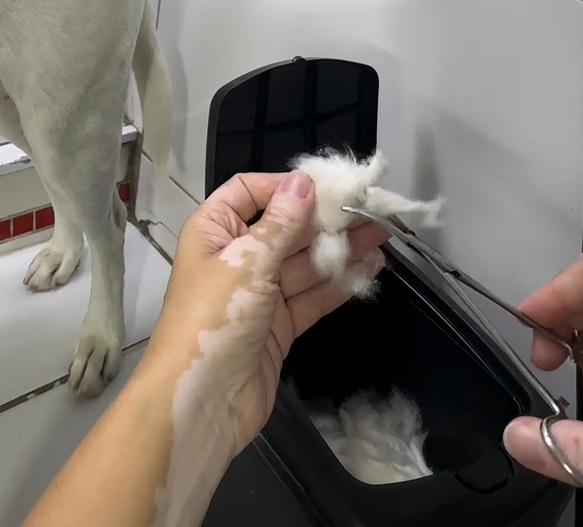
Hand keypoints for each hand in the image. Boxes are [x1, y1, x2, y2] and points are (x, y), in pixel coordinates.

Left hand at [135, 170, 387, 453]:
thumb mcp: (247, 263)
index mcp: (213, 229)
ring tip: (381, 234)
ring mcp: (258, 292)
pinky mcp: (278, 325)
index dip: (286, 186)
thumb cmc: (213, 320)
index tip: (328, 185)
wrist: (201, 402)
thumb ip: (280, 223)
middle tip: (370, 208)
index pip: (249, 191)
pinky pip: (311, 296)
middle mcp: (234, 255)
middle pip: (283, 226)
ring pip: (303, 262)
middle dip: (324, 218)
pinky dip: (338, 283)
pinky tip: (369, 268)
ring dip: (339, 248)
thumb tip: (302, 181)